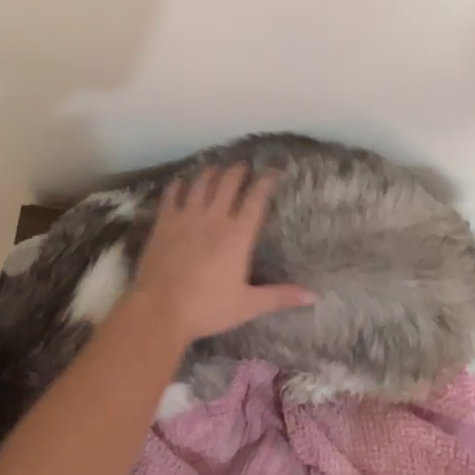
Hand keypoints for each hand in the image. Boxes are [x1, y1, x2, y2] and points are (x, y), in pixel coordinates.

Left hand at [126, 163, 317, 344]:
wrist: (160, 309)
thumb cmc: (207, 308)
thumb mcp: (248, 305)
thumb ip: (280, 296)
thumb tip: (315, 296)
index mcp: (237, 235)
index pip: (256, 198)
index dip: (266, 181)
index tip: (274, 171)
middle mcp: (213, 218)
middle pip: (228, 182)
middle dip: (238, 170)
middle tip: (243, 165)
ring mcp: (186, 216)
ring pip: (201, 183)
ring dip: (211, 172)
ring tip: (216, 168)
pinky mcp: (163, 222)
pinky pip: (171, 194)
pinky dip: (178, 184)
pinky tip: (181, 182)